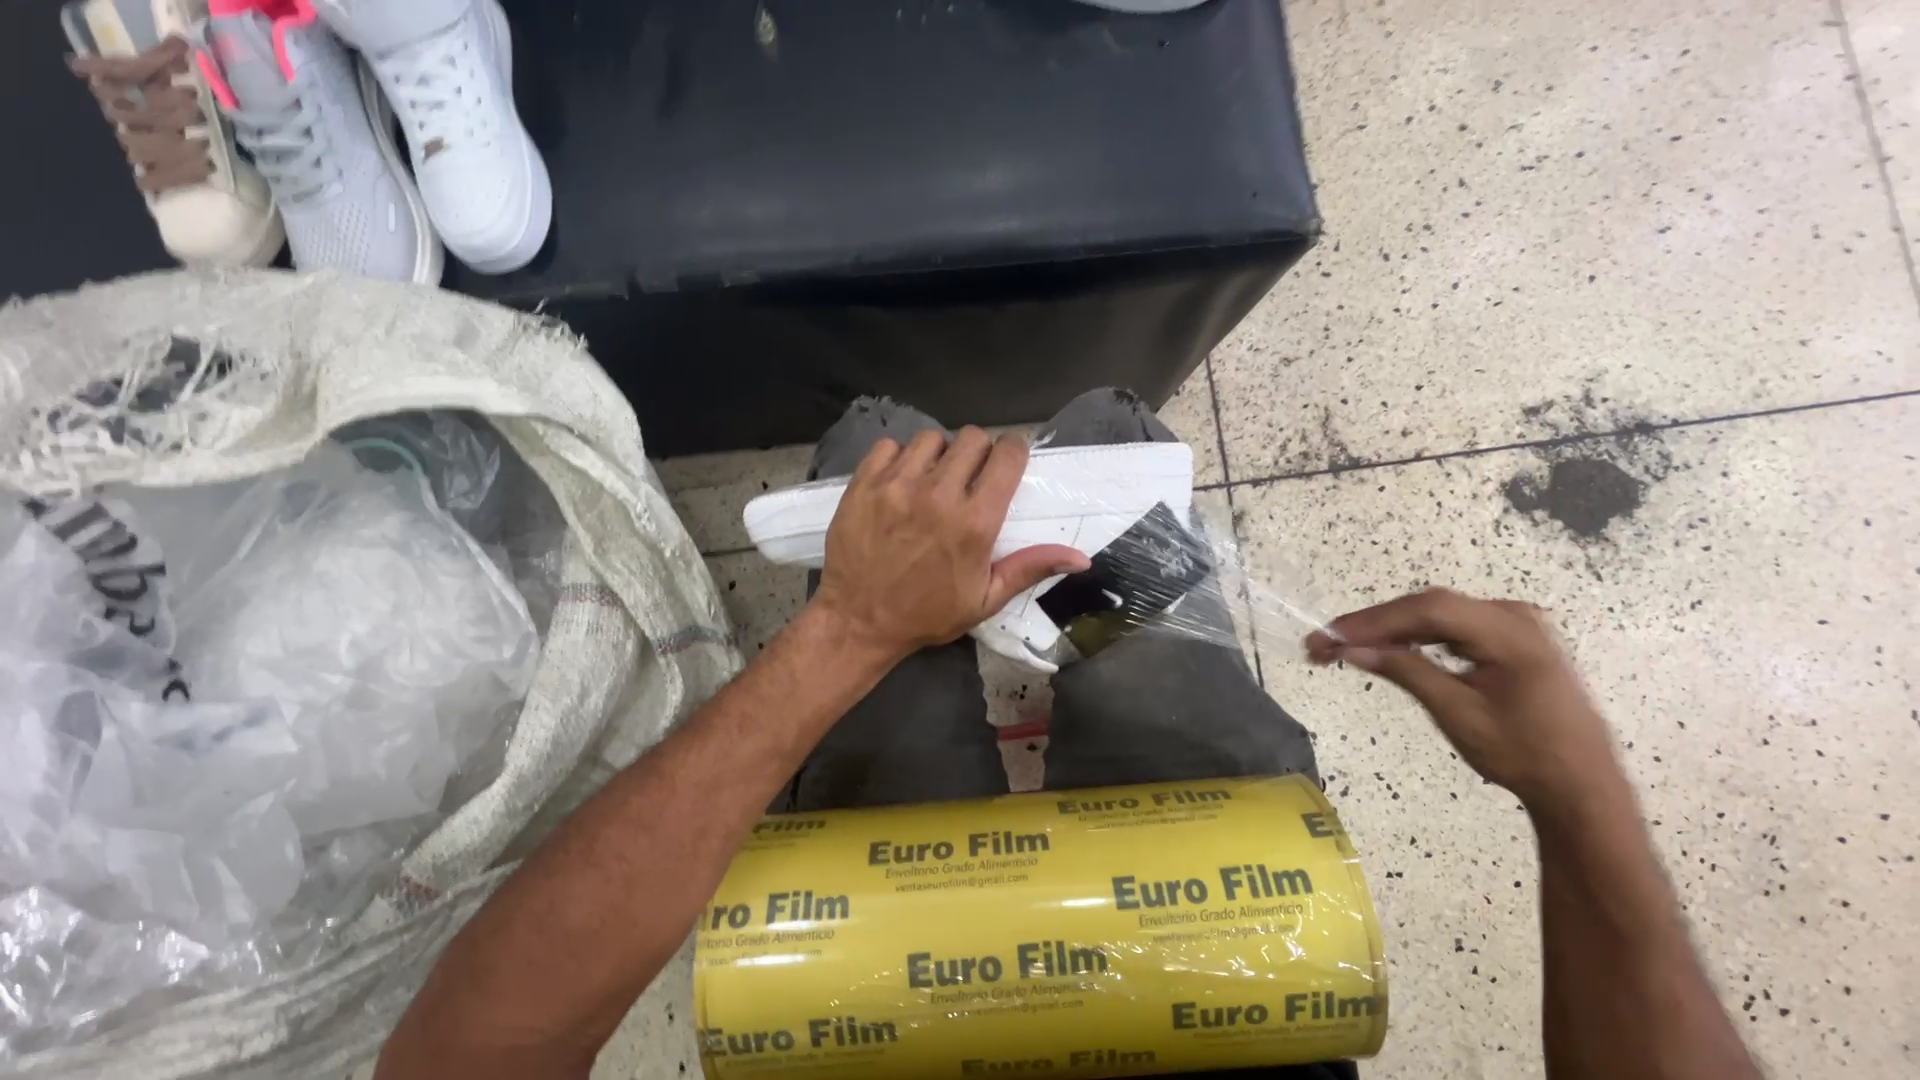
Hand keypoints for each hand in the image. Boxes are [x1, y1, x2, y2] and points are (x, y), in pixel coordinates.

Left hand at [811, 428, 1090, 661]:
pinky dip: (899, 458)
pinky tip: (901, 481)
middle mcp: (939, 494)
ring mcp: (897, 485)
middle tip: (970, 476)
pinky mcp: (864, 484)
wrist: (858, 621)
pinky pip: (890, 446)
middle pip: (972, 438)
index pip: (1007, 455)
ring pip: (931, 438)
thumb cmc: (926, 614)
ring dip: (939, 453)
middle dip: (979, 452)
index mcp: (975, 521)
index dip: (1013, 452)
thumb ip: (1030, 568)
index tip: (1007, 462)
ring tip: (933, 479)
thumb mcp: (985, 599)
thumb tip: (1082, 557)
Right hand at [1305, 588, 1622, 813]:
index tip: (1328, 636)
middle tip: (1323, 643)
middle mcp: (1513, 616)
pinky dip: (1415, 636)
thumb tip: (1353, 650)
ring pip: (1436, 616)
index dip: (1372, 620)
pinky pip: (1452, 627)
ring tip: (1344, 646)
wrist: (1582, 785)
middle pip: (1428, 608)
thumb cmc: (1523, 755)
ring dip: (1389, 630)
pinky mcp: (1510, 638)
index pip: (1427, 610)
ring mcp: (1514, 624)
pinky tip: (1387, 648)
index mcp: (1510, 632)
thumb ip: (1406, 672)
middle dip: (1373, 625)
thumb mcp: (1458, 714)